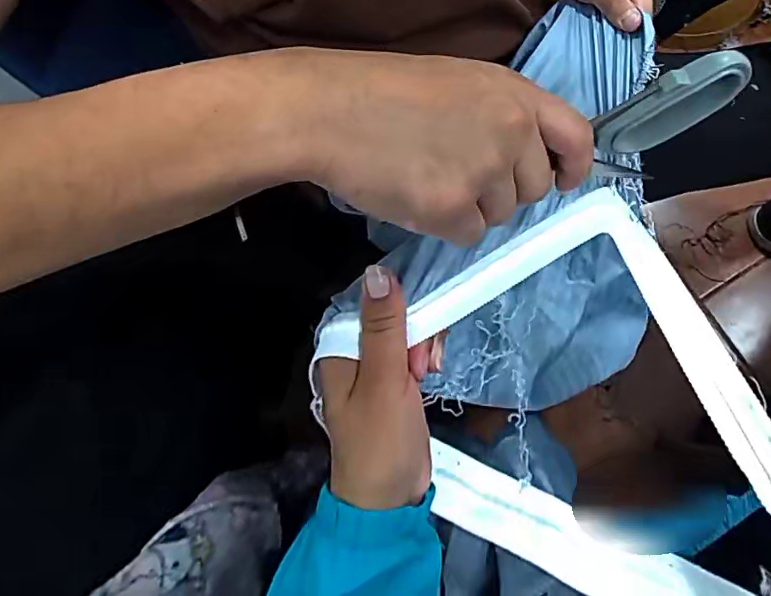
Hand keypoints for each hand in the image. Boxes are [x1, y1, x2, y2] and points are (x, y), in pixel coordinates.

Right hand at [277, 48, 592, 244]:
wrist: (330, 108)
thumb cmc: (391, 89)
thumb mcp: (467, 82)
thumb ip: (508, 112)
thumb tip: (534, 155)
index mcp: (517, 95)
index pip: (579, 136)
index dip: (576, 165)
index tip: (563, 180)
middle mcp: (512, 132)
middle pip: (536, 187)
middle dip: (508, 188)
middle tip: (464, 170)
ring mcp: (484, 171)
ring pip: (503, 214)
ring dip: (475, 206)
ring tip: (432, 173)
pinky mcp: (452, 208)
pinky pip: (470, 234)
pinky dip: (448, 224)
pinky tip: (418, 194)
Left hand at [318, 264, 444, 510]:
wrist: (390, 500)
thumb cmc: (380, 440)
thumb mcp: (384, 379)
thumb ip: (383, 326)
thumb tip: (378, 271)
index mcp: (339, 349)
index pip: (370, 300)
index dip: (398, 304)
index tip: (418, 323)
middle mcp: (354, 353)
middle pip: (392, 312)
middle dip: (417, 327)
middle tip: (422, 360)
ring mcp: (375, 367)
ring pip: (407, 328)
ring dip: (425, 342)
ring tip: (427, 369)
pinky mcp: (395, 379)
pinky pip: (413, 348)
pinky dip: (426, 355)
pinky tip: (431, 372)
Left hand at [548, 0, 655, 32]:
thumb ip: (615, 4)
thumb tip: (636, 25)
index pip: (646, 18)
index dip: (630, 32)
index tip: (612, 37)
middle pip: (640, 19)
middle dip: (620, 25)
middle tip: (598, 20)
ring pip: (631, 17)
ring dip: (615, 21)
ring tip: (597, 14)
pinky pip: (624, 11)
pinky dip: (612, 15)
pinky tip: (600, 12)